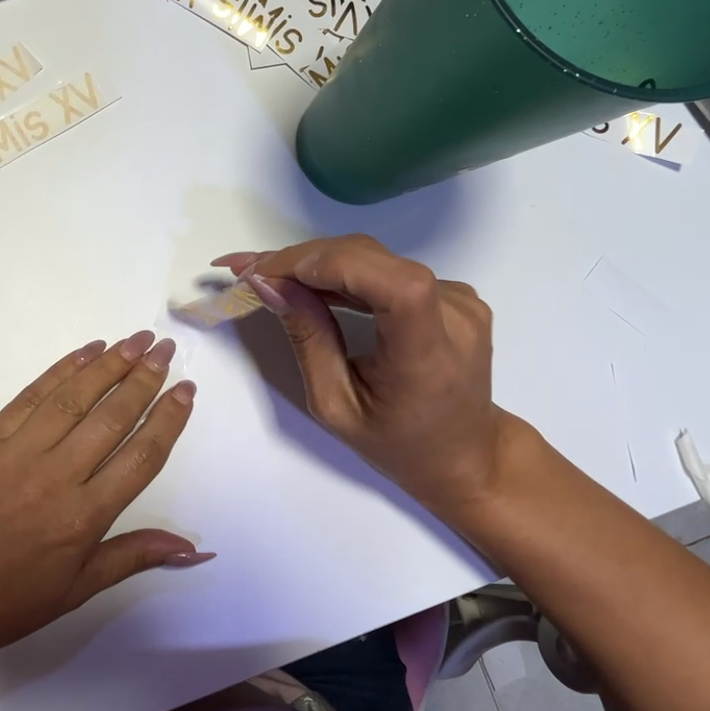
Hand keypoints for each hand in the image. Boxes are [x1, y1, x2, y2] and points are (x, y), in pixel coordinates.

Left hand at [0, 333, 206, 700]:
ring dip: (108, 364)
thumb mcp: (74, 590)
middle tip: (166, 349)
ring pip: (73, 397)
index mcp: (83, 517)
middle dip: (145, 378)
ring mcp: (17, 452)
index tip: (187, 390)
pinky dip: (60, 370)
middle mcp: (56, 476)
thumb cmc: (3, 603)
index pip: (140, 456)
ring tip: (136, 341)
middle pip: (111, 416)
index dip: (168, 419)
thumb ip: (134, 556)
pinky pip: (30, 396)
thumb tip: (195, 549)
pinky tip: (84, 353)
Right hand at [216, 236, 509, 513]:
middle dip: (303, 259)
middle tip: (245, 270)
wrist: (464, 452)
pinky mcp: (450, 292)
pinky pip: (385, 269)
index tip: (266, 273)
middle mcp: (454, 313)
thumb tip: (269, 285)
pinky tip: (305, 282)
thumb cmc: (396, 443)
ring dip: (315, 262)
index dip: (327, 265)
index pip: (390, 283)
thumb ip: (308, 341)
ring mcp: (457, 298)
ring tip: (265, 274)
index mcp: (428, 353)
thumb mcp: (335, 405)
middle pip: (372, 259)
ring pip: (374, 258)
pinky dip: (340, 271)